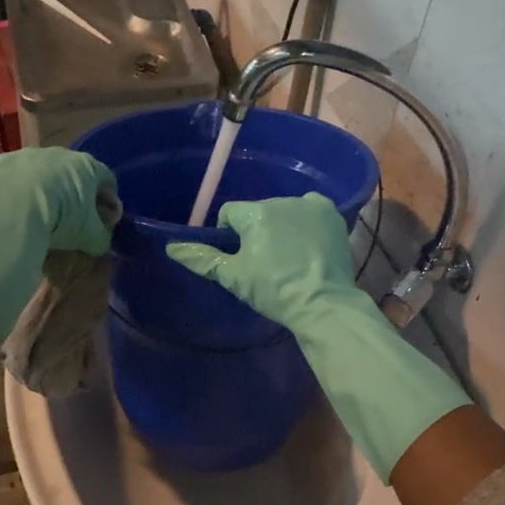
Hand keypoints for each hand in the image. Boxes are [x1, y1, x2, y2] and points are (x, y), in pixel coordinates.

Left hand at [0, 148, 115, 336]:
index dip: (109, 201)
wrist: (10, 208)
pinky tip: (13, 213)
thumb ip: (101, 237)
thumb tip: (101, 240)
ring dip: (45, 192)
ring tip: (39, 219)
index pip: (108, 179)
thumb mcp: (90, 237)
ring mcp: (27, 155)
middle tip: (71, 222)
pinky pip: (15, 180)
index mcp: (88, 166)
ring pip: (42, 174)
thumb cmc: (61, 218)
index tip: (105, 221)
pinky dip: (17, 193)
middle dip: (75, 196)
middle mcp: (60, 153)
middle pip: (74, 174)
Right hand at [163, 192, 357, 334]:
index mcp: (255, 213)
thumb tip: (172, 247)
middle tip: (265, 261)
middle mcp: (282, 201)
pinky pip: (310, 210)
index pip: (230, 213)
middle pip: (258, 211)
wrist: (321, 303)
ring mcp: (310, 206)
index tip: (240, 257)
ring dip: (282, 225)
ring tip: (289, 256)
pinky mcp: (331, 215)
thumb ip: (201, 258)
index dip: (229, 234)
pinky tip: (308, 244)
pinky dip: (306, 222)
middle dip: (257, 230)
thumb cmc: (273, 290)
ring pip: (284, 210)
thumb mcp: (233, 277)